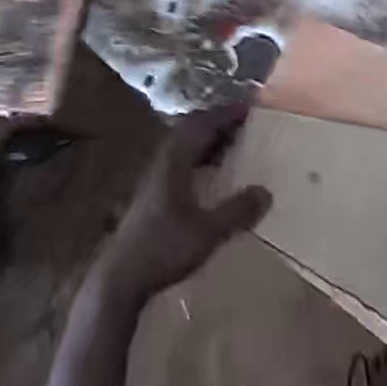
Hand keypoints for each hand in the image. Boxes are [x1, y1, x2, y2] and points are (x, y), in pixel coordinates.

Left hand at [93, 104, 271, 302]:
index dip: (225, 114)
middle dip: (218, 123)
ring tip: (235, 146)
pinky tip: (212, 175)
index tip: (250, 109)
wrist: (121, 276)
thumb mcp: (207, 232)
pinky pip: (181, 160)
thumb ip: (236, 211)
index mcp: (173, 160)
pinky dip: (200, 157)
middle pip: (191, 129)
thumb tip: (265, 191)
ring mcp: (155, 175)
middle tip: (246, 125)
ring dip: (208, 140)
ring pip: (184, 145)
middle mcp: (162, 160)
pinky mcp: (153, 191)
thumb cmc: (163, 249)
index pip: (201, 124)